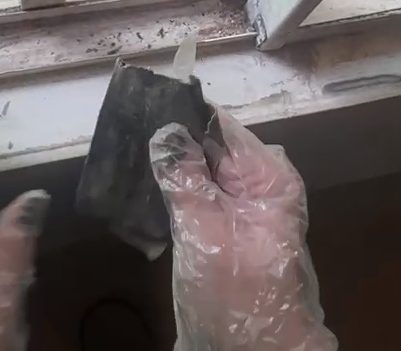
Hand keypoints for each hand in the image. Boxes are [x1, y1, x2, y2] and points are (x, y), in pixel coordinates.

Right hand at [150, 106, 335, 349]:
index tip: (147, 104)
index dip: (186, 114)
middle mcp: (263, 183)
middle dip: (176, 142)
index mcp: (269, 174)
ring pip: (204, 172)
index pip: (223, 126)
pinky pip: (203, 197)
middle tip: (131, 132)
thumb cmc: (238, 296)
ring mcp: (247, 208)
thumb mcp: (204, 233)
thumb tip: (166, 129)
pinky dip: (179, 195)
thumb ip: (184, 178)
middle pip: (213, 147)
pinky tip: (148, 191)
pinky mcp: (231, 230)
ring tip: (132, 157)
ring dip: (174, 169)